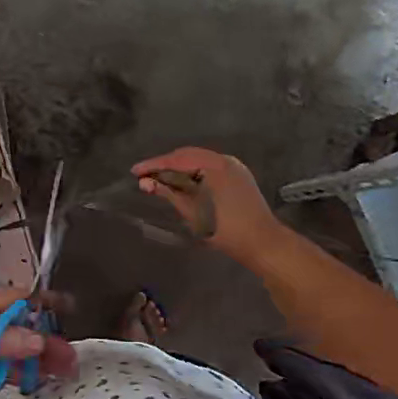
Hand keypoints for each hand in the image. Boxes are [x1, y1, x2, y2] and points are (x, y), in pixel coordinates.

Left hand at [0, 290, 76, 398]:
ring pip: (14, 350)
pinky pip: (3, 369)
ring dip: (38, 359)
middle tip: (70, 357)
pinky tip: (38, 382)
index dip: (42, 303)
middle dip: (46, 339)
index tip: (69, 308)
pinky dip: (21, 373)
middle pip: (19, 327)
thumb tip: (41, 340)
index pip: (16, 299)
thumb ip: (8, 341)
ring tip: (63, 372)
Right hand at [131, 147, 284, 263]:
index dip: (154, 165)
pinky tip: (183, 183)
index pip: (178, 159)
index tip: (135, 171)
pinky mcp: (238, 176)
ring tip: (160, 180)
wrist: (262, 242)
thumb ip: (169, 193)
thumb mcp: (193, 212)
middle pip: (188, 156)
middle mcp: (225, 159)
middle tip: (145, 176)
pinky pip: (210, 168)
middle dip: (166, 165)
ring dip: (179, 169)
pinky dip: (194, 173)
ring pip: (199, 161)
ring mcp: (234, 167)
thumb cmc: (226, 229)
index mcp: (214, 165)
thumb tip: (145, 183)